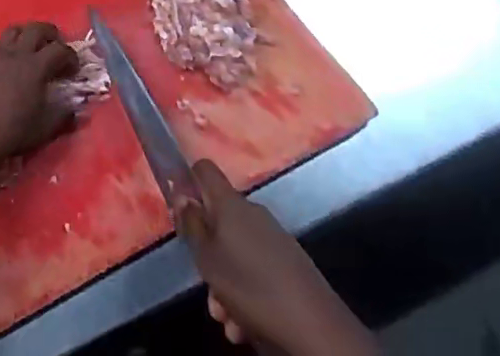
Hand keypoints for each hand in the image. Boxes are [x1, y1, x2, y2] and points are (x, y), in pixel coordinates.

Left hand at [0, 22, 78, 173]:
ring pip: (15, 29)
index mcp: (35, 67)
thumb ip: (63, 114)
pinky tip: (14, 59)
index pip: (59, 50)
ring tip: (34, 48)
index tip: (74, 70)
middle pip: (36, 28)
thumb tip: (75, 108)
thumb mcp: (46, 127)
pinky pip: (0, 41)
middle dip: (51, 34)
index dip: (71, 56)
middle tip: (57, 48)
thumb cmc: (14, 130)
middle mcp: (16, 54)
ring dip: (28, 33)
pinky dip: (12, 43)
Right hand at [175, 160, 377, 355]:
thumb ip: (191, 224)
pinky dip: (247, 289)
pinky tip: (244, 323)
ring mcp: (276, 239)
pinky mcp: (292, 264)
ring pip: (237, 249)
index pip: (204, 169)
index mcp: (230, 204)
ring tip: (225, 315)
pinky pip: (258, 267)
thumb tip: (183, 196)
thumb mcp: (206, 258)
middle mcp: (254, 214)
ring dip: (226, 278)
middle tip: (202, 278)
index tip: (180, 204)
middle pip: (219, 218)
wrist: (319, 331)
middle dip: (207, 249)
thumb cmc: (251, 286)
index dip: (188, 179)